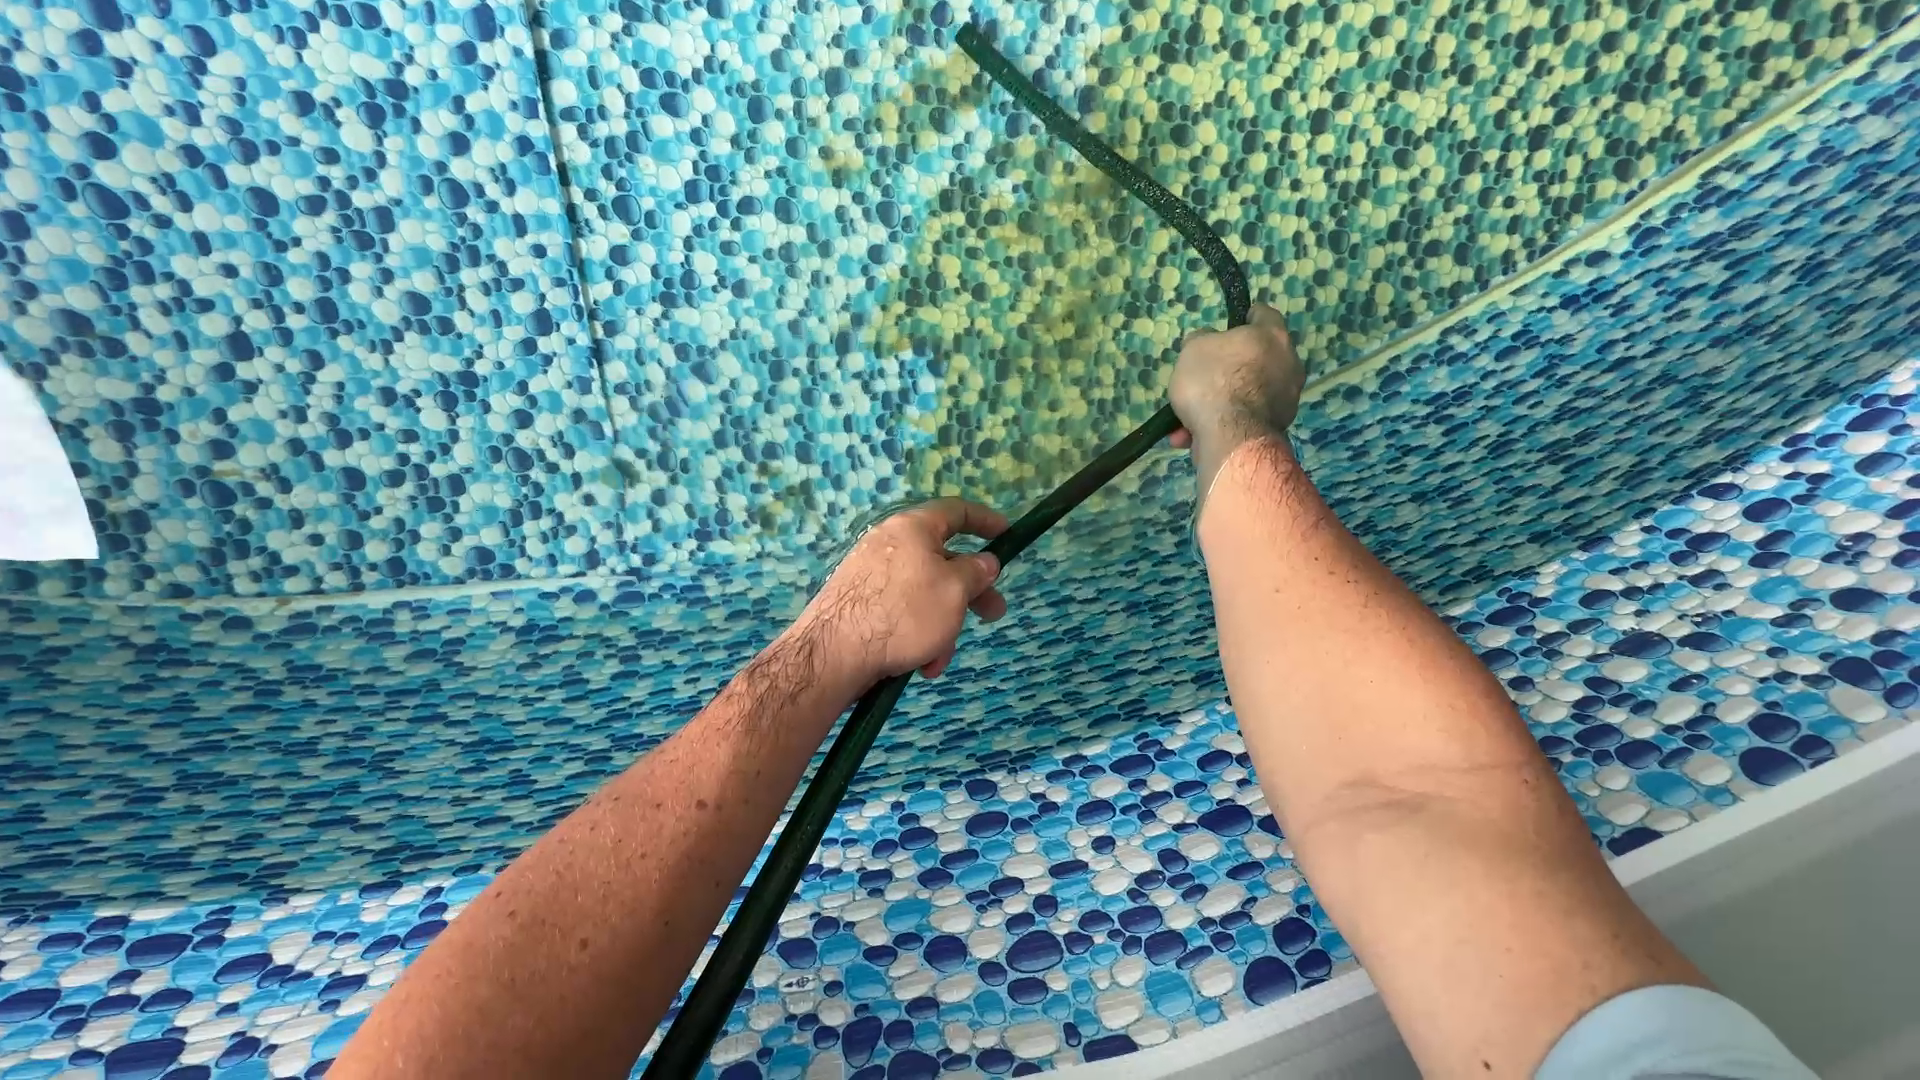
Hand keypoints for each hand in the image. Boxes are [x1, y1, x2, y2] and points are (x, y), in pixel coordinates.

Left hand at [788, 498, 1009, 684]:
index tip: (1007, 535)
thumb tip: (984, 561)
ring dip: (941, 627)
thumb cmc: (903, 614)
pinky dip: (916, 636)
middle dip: (970, 593)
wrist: (833, 655)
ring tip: (938, 659)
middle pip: (943, 561)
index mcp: (912, 528)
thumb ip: (976, 572)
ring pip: (924, 595)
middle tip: (993, 614)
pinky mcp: (858, 604)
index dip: (986, 521)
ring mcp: (870, 575)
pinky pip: (901, 613)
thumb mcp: (954, 591)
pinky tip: (918, 665)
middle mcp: (889, 544)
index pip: (957, 512)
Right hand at [1168, 303, 1305, 498]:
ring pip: (1247, 394)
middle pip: (1258, 358)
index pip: (1265, 315)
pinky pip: (1244, 418)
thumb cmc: (1212, 381)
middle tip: (1205, 376)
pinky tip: (1192, 435)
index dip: (1246, 317)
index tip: (1233, 323)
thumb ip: (1201, 339)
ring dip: (1220, 402)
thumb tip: (1208, 342)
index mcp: (1272, 336)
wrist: (1230, 435)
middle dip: (1231, 367)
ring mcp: (1287, 398)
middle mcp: (1289, 364)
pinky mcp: (1278, 426)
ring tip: (1187, 418)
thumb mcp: (1193, 349)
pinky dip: (1222, 423)